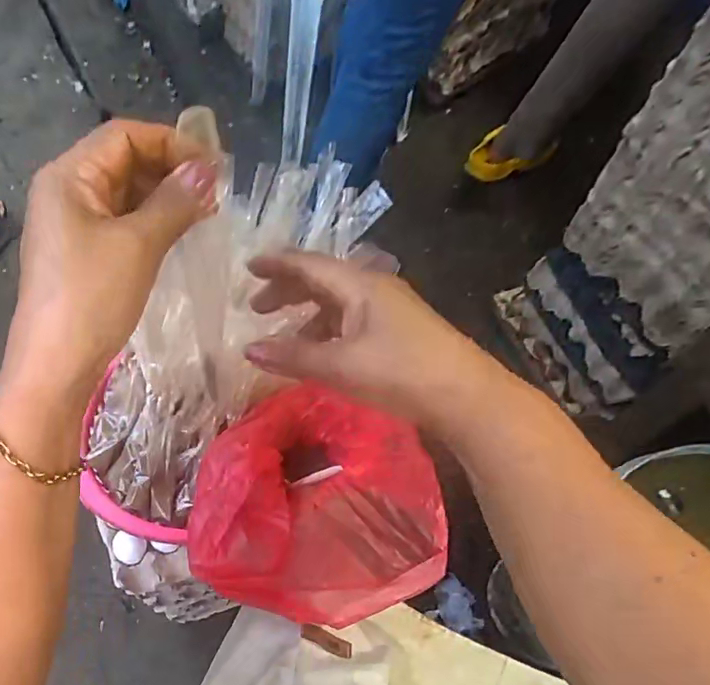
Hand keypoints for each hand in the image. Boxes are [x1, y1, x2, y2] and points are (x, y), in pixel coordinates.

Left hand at [4, 119, 218, 402]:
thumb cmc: (92, 299)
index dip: (171, 143)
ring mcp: (68, 228)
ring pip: (122, 198)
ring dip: (162, 201)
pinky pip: (117, 228)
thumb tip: (207, 171)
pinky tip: (174, 239)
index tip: (214, 167)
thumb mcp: (138, 246)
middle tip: (213, 195)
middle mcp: (63, 193)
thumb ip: (174, 202)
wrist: (56, 366)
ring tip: (202, 217)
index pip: (123, 136)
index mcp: (68, 176)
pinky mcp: (78, 259)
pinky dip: (147, 227)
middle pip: (122, 163)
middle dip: (168, 172)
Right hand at [244, 252, 504, 430]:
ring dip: (307, 314)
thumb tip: (249, 350)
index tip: (248, 267)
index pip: (308, 265)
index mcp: (359, 285)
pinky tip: (321, 352)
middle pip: (322, 280)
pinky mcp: (398, 331)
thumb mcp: (340, 366)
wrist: (461, 394)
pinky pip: (351, 320)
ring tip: (285, 336)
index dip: (276, 265)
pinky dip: (327, 330)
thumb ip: (293, 357)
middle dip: (288, 290)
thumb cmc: (398, 372)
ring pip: (337, 302)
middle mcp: (374, 288)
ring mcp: (389, 309)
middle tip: (257, 307)